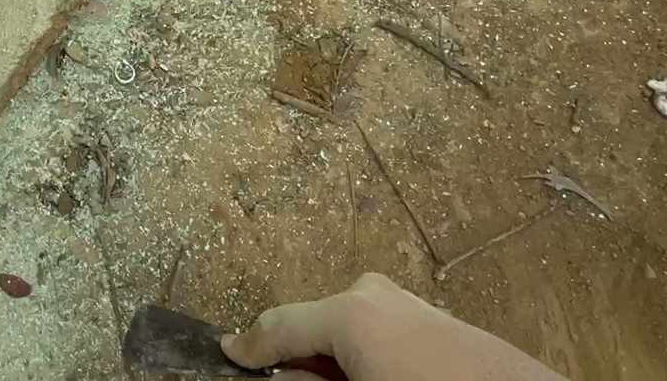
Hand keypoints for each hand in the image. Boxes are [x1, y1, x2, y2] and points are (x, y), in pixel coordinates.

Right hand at [221, 272, 569, 380]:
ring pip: (352, 328)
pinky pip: (385, 332)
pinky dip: (372, 355)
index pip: (281, 325)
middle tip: (294, 378)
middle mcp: (373, 294)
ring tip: (346, 380)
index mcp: (349, 312)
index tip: (227, 351)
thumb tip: (285, 375)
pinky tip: (386, 377)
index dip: (250, 344)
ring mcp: (409, 303)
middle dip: (304, 356)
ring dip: (340, 358)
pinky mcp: (439, 319)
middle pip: (317, 325)